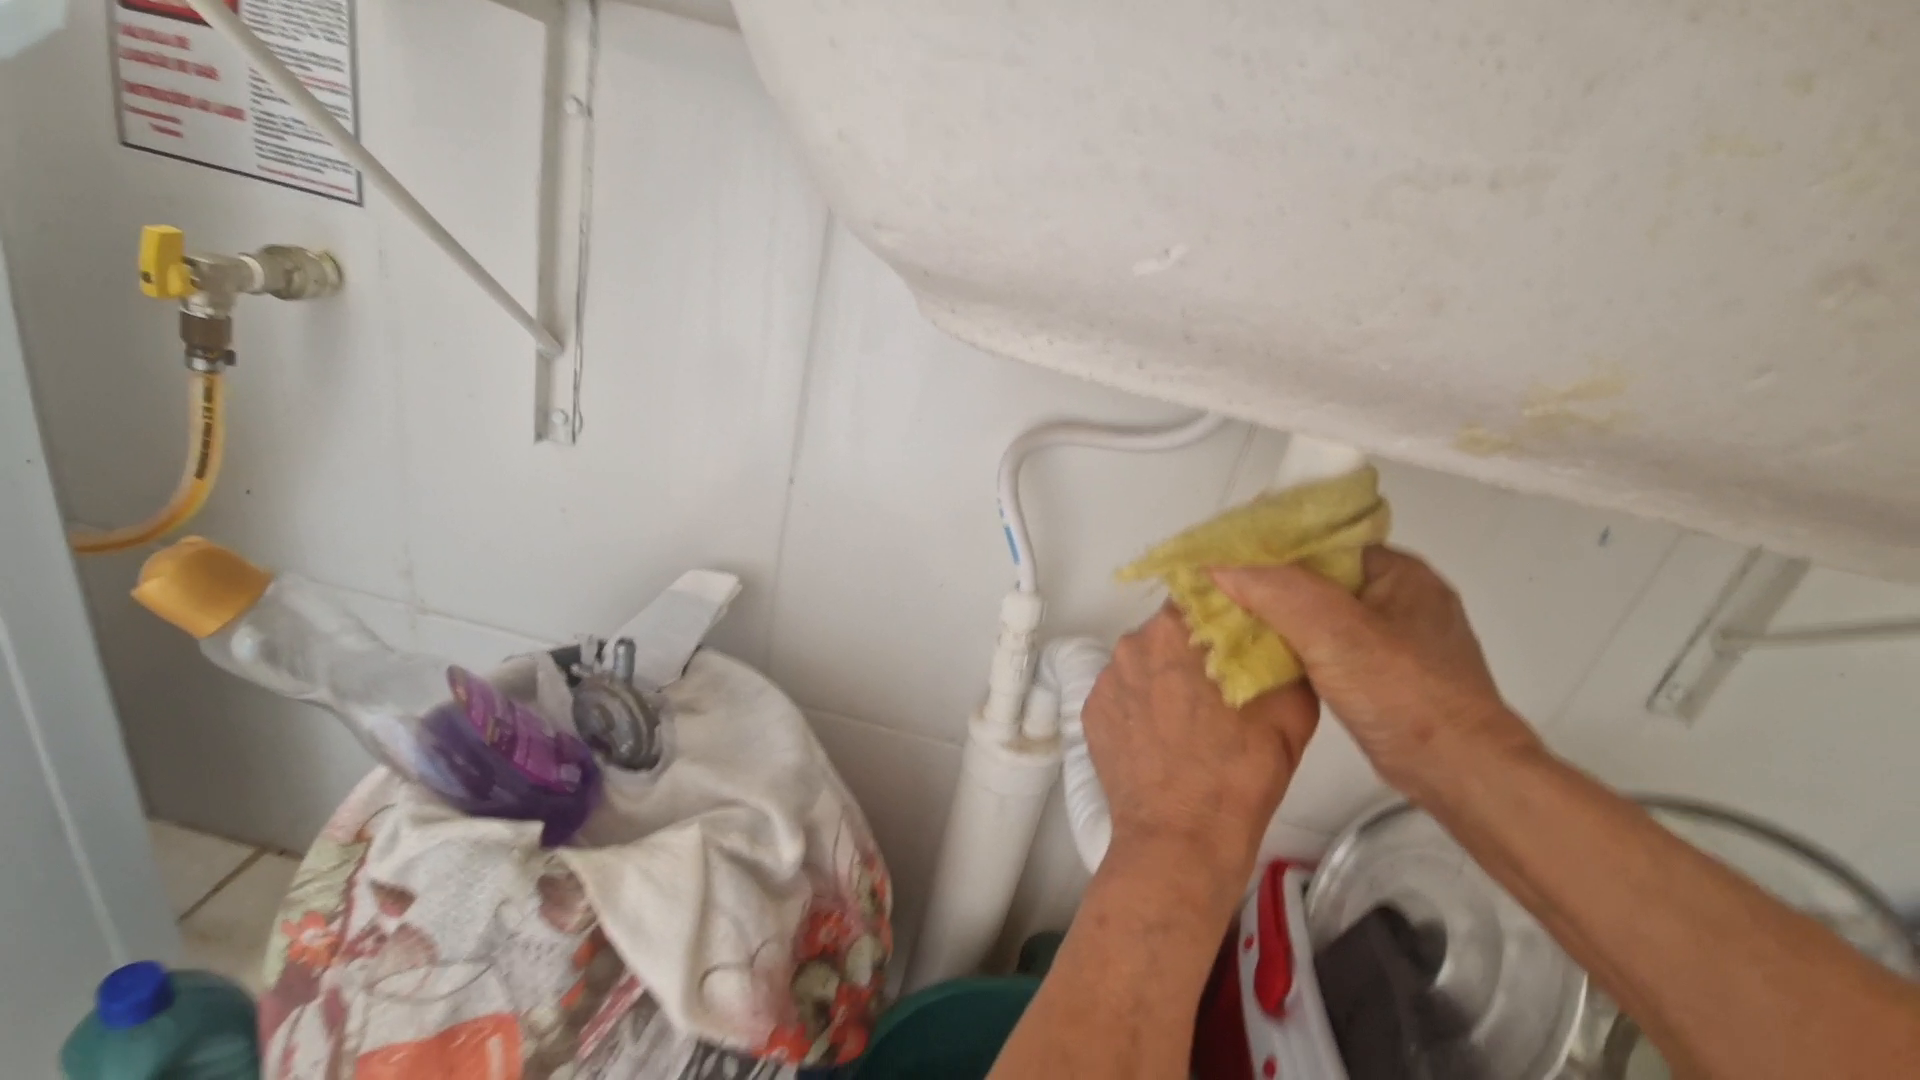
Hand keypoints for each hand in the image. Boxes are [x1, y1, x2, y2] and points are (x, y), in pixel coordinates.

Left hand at [1083, 605, 1320, 888]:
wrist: (1181, 840)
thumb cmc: (1240, 773)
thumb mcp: (1291, 710)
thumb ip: (1285, 656)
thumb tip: (1282, 634)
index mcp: (1175, 631)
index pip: (1199, 596)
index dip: (1223, 610)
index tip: (1241, 631)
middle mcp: (1132, 645)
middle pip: (1169, 630)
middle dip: (1194, 647)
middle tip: (1223, 682)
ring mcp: (1106, 681)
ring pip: (1144, 662)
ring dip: (1166, 676)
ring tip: (1193, 717)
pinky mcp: (1091, 714)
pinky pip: (1123, 694)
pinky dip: (1142, 706)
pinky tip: (1165, 737)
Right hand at [1212, 546, 1542, 801]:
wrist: (1461, 772)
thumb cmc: (1403, 693)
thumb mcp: (1333, 632)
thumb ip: (1276, 591)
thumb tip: (1218, 565)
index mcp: (1399, 571)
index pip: (1322, 543)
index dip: (1271, 550)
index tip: (1223, 562)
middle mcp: (1401, 598)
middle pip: (1320, 580)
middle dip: (1269, 588)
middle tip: (1217, 596)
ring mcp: (1397, 640)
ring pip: (1322, 618)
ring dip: (1280, 622)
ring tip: (1229, 626)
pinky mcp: (1387, 678)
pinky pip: (1330, 649)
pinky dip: (1297, 651)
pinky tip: (1262, 662)